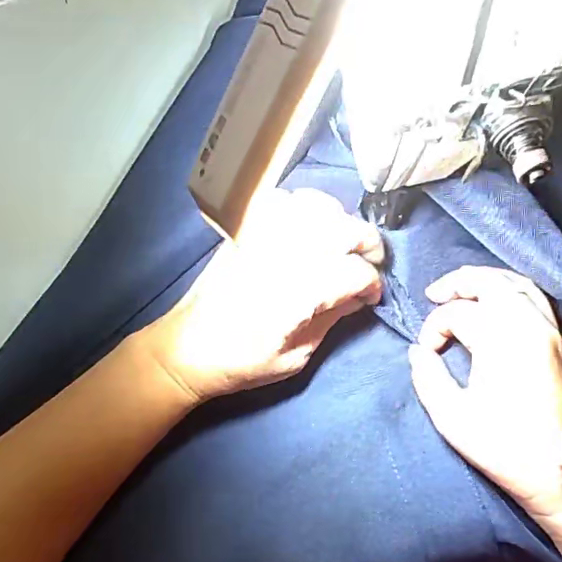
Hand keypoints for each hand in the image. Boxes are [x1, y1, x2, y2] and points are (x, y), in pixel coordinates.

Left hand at [141, 188, 384, 402]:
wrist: (188, 347)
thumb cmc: (242, 362)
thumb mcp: (296, 356)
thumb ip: (332, 319)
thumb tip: (358, 297)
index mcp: (299, 292)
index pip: (356, 271)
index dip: (373, 284)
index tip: (371, 297)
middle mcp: (284, 254)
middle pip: (346, 228)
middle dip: (367, 244)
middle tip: (367, 264)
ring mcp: (263, 235)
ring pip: (318, 205)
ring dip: (338, 221)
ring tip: (340, 244)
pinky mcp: (246, 229)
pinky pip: (283, 199)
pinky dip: (302, 207)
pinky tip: (306, 228)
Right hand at [407, 266, 561, 534]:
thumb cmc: (508, 448)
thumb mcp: (452, 418)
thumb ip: (428, 378)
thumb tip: (418, 352)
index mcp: (502, 340)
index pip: (458, 313)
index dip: (434, 328)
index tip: (427, 354)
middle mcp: (530, 325)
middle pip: (493, 282)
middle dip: (459, 282)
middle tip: (434, 293)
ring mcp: (551, 331)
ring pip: (518, 283)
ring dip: (487, 280)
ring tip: (461, 290)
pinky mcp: (561, 343)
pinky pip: (534, 298)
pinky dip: (509, 289)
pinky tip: (495, 304)